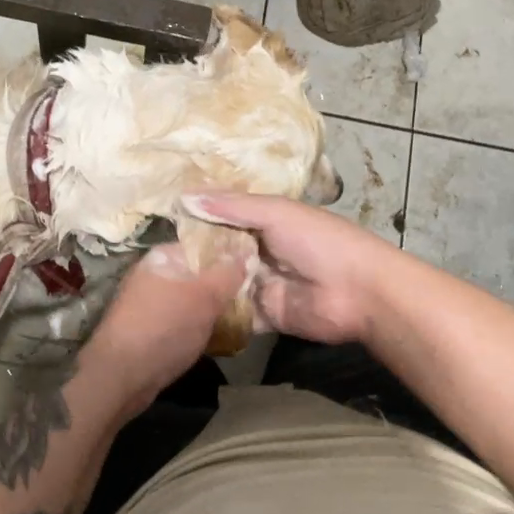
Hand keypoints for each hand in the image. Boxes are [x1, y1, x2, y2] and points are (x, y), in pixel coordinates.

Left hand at [82, 244, 246, 412]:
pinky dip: (200, 326)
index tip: (256, 267)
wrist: (121, 376)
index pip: (204, 245)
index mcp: (163, 257)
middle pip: (199, 273)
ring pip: (193, 299)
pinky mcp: (150, 329)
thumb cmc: (164, 327)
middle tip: (253, 297)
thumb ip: (227, 274)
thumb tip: (246, 254)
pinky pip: (183, 320)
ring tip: (243, 318)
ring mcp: (151, 302)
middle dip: (225, 286)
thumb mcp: (204, 297)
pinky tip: (221, 337)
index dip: (231, 255)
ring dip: (214, 309)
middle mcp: (155, 274)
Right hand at [182, 192, 395, 345]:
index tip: (163, 216)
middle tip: (153, 255)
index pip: (226, 215)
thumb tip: (186, 197)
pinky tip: (183, 312)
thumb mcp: (276, 213)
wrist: (360, 293)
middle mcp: (262, 250)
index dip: (199, 215)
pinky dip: (216, 312)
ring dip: (203, 282)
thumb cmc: (320, 241)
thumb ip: (233, 206)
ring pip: (225, 282)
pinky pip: (236, 314)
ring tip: (162, 283)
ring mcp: (263, 284)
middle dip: (194, 252)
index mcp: (267, 220)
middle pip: (222, 250)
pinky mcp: (266, 316)